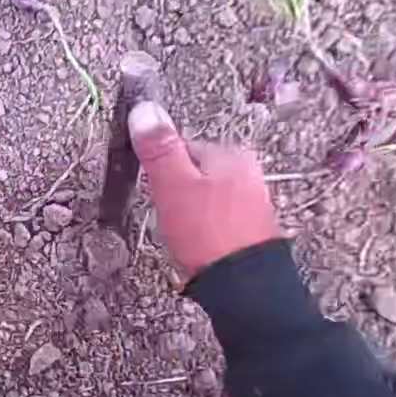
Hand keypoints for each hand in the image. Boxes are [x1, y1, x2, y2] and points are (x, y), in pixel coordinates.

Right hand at [129, 100, 279, 277]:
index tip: (157, 192)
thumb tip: (144, 110)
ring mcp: (251, 201)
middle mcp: (247, 173)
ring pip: (204, 199)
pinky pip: (215, 221)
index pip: (182, 148)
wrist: (243, 285)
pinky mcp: (250, 229)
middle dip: (176, 195)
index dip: (162, 173)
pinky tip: (198, 246)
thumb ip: (159, 148)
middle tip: (171, 217)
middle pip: (193, 174)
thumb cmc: (209, 235)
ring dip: (189, 216)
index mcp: (230, 154)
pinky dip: (203, 231)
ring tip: (184, 235)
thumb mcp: (173, 185)